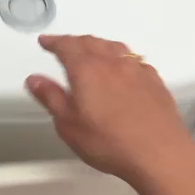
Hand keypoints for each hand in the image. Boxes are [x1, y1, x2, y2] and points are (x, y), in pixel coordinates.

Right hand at [26, 34, 194, 186]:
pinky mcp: (154, 81)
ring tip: (91, 50)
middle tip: (64, 45)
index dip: (54, 42)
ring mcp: (137, 70)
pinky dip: (122, 58)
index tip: (46, 41)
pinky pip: (134, 60)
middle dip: (75, 41)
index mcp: (87, 69)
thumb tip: (35, 80)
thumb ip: (51, 97)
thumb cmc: (113, 142)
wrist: (159, 153)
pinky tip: (122, 68)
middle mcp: (113, 63)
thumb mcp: (69, 125)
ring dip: (99, 45)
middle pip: (91, 42)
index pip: (67, 46)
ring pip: (114, 47)